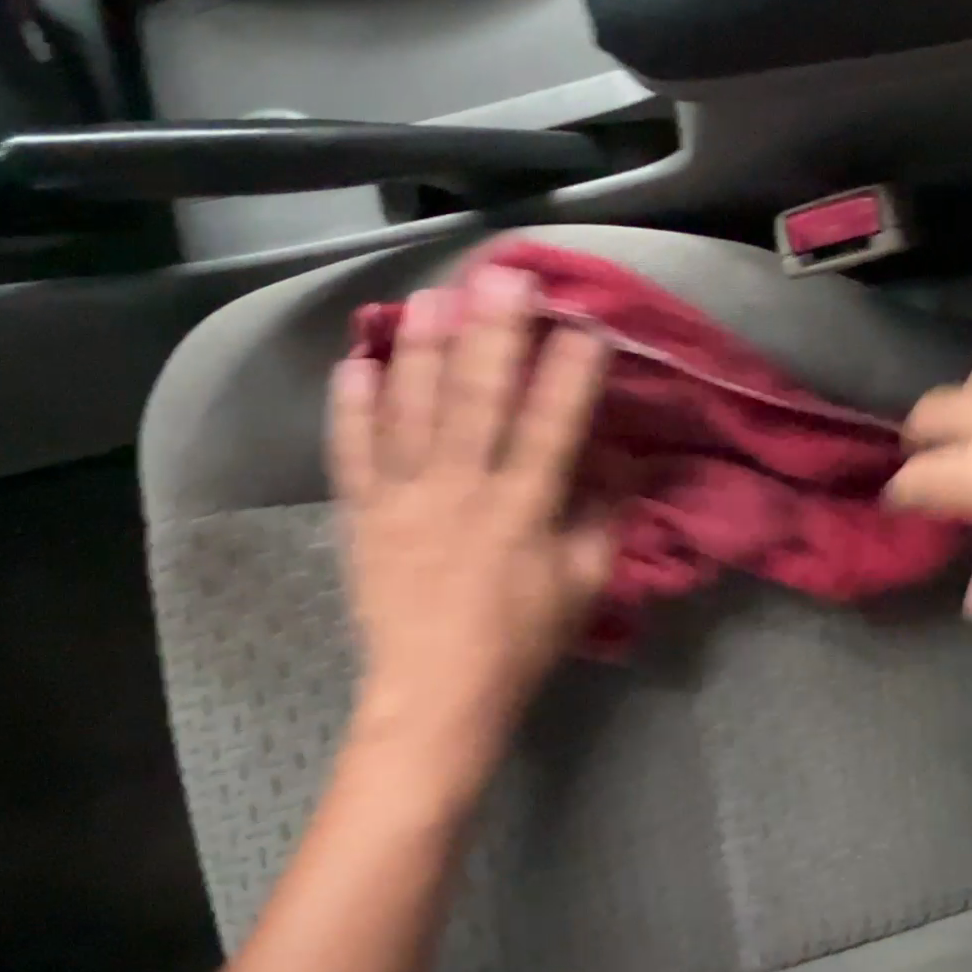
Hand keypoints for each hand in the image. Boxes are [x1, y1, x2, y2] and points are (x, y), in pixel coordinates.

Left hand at [327, 267, 614, 775]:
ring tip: (433, 294)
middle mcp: (462, 492)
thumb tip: (620, 462)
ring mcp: (404, 500)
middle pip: (478, 400)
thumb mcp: (584, 587)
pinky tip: (357, 360)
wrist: (435, 695)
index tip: (586, 323)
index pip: (553, 427)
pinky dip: (351, 407)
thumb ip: (604, 521)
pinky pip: (352, 452)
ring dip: (423, 349)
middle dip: (494, 333)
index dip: (572, 373)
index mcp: (523, 512)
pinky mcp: (363, 514)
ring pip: (412, 411)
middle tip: (505, 276)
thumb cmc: (520, 641)